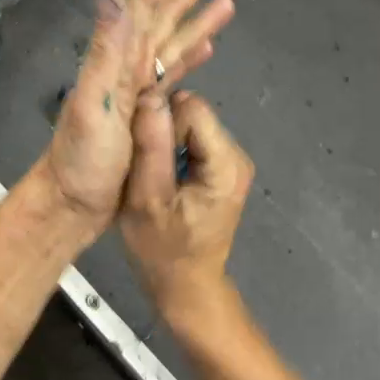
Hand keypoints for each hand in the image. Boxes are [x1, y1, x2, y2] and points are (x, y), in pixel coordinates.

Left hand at [34, 0, 234, 235]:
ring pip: (171, 41)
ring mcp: (137, 86)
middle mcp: (126, 65)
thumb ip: (105, 52)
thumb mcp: (91, 103)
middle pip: (161, 18)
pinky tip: (204, 43)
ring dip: (193, 17)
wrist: (73, 202)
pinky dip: (189, 55)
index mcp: (115, 59)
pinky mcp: (147, 109)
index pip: (145, 8)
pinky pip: (173, 73)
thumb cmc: (82, 157)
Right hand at [120, 89, 254, 324]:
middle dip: (161, 130)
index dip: (161, 122)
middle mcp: (236, 154)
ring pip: (186, 119)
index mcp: (226, 164)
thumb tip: (149, 95)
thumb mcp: (146, 199)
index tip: (146, 154)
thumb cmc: (162, 248)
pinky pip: (188, 133)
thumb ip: (150, 146)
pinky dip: (169, 146)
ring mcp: (230, 158)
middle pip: (190, 111)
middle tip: (143, 165)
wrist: (184, 284)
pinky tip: (160, 174)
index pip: (190, 108)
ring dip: (162, 138)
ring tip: (150, 171)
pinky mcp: (219, 163)